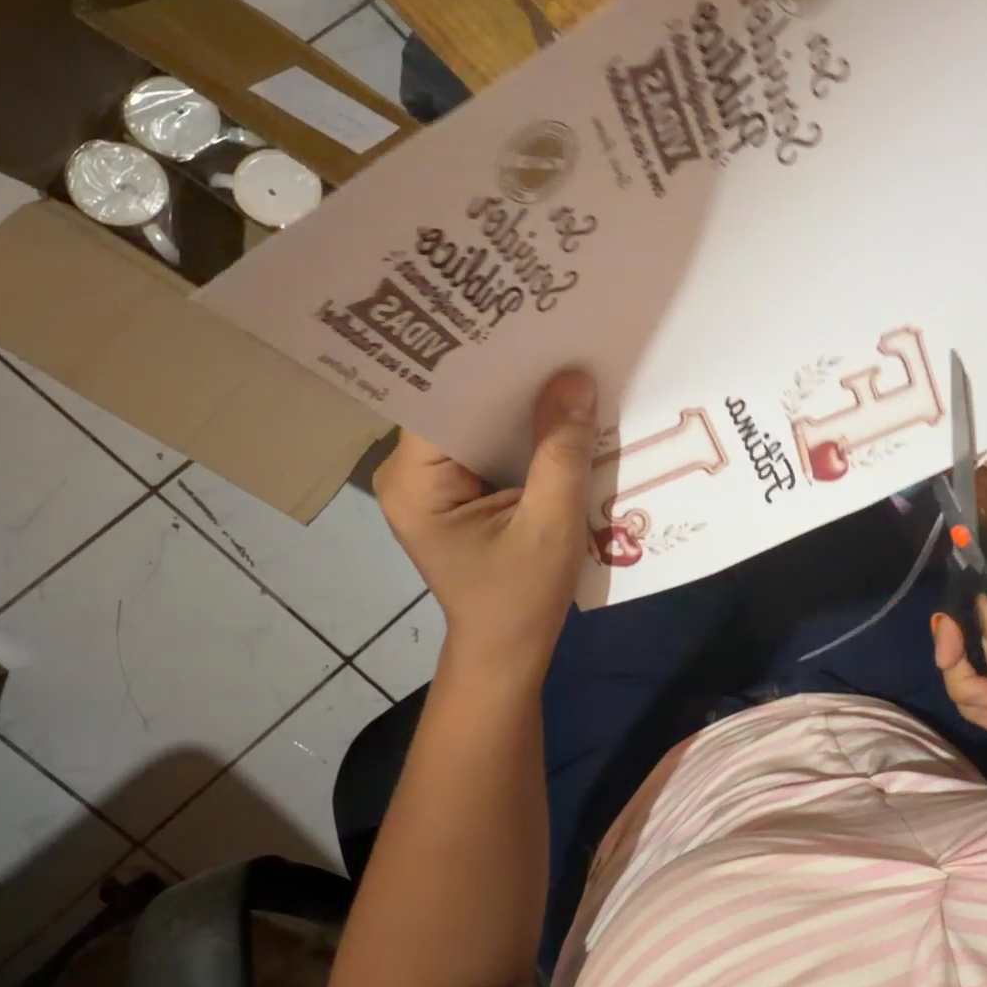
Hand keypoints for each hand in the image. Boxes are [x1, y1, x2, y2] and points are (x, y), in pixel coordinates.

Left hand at [374, 370, 597, 667]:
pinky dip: (525, 435)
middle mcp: (412, 474)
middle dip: (512, 383)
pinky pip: (492, 447)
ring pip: (480, 424)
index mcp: (415, 482)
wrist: (508, 651)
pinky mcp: (459, 492)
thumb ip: (562, 452)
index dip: (488, 367)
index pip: (445, 400)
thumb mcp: (551, 524)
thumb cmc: (521, 597)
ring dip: (523, 407)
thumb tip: (574, 379)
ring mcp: (434, 483)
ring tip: (567, 370)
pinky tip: (561, 416)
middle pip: (460, 406)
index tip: (532, 334)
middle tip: (561, 343)